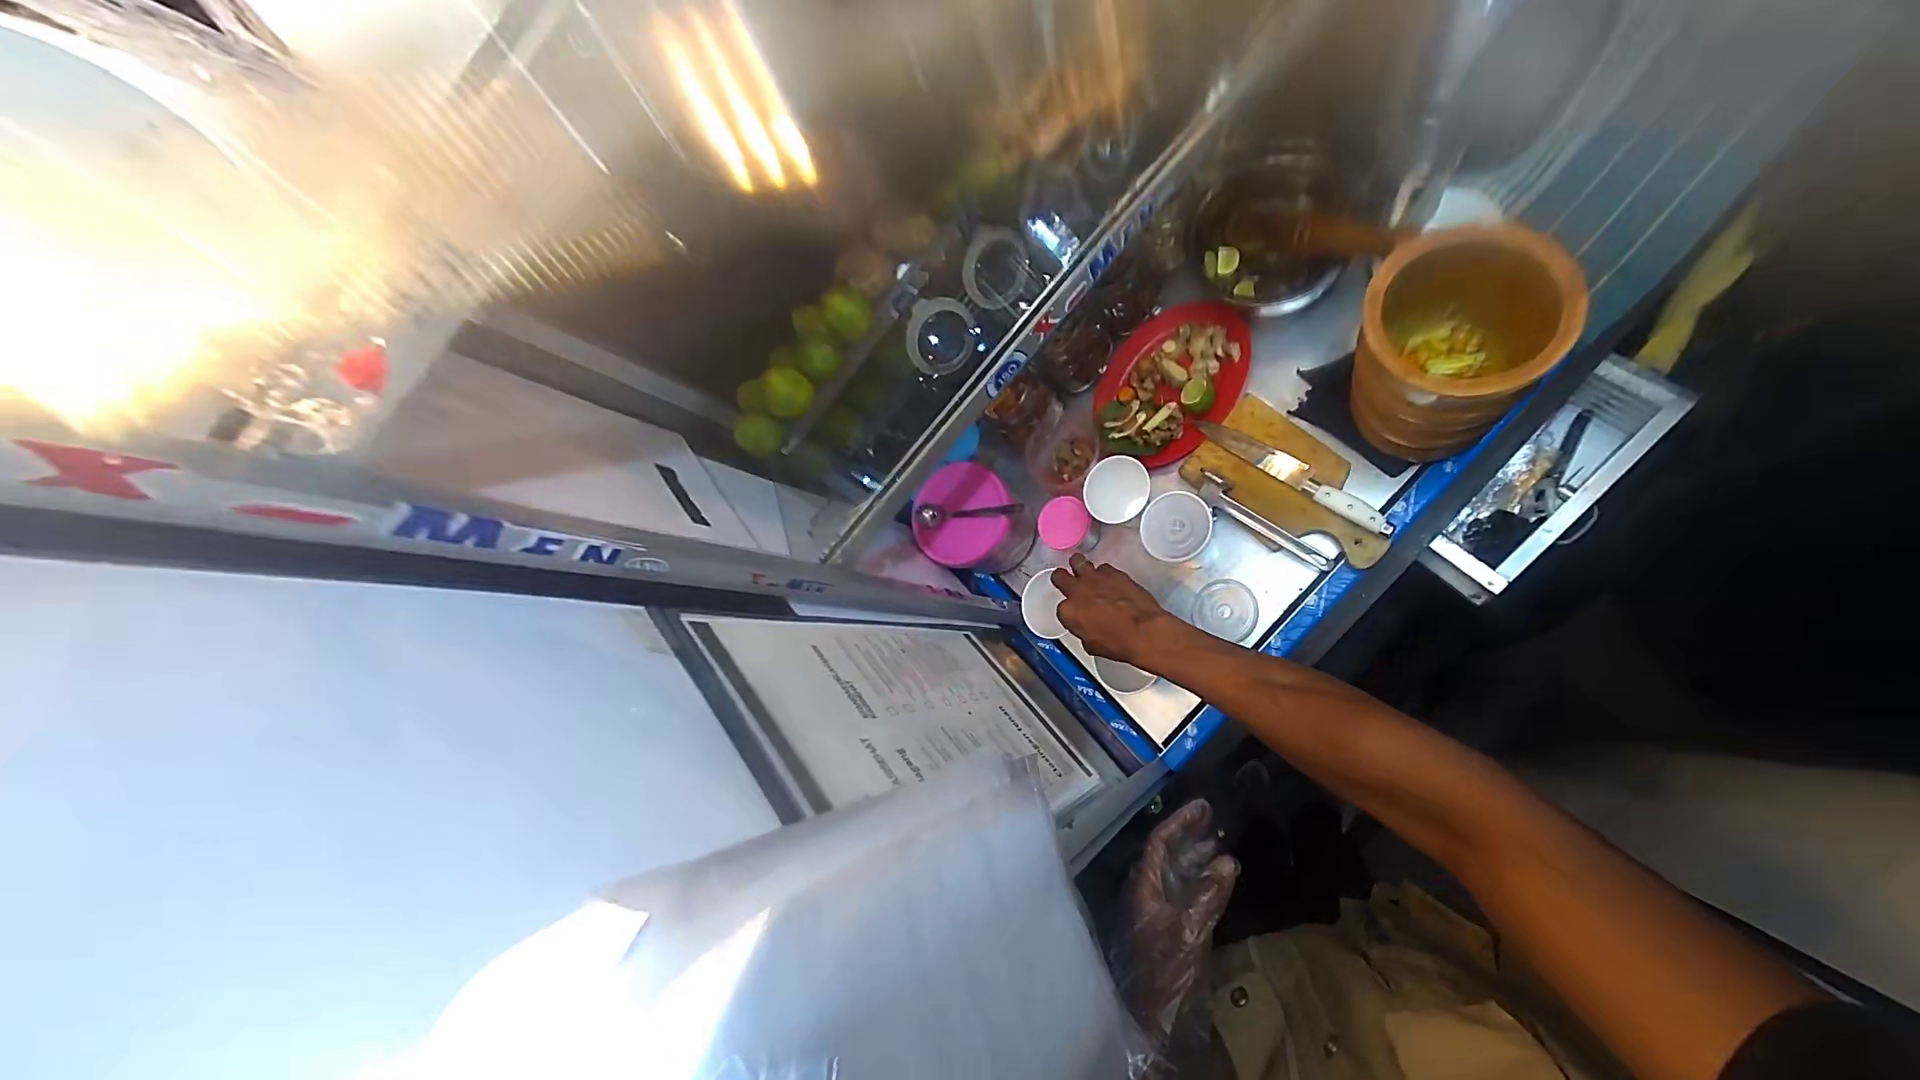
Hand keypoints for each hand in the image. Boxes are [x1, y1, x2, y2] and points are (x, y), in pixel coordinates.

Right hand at [1055, 554, 1177, 667]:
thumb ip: (1083, 630)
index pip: (1061, 607)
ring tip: (1086, 572)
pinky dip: (1105, 573)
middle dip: (1063, 578)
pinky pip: (1103, 567)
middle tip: (1069, 581)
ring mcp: (1095, 579)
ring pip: (1078, 562)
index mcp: (1068, 611)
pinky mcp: (1114, 573)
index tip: (1076, 612)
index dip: (1069, 610)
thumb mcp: (1091, 645)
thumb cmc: (1118, 643)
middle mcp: (1077, 591)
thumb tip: (1088, 628)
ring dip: (1080, 567)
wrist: (1144, 632)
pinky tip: (1110, 580)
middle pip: (1060, 576)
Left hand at [1115, 799, 1239, 1047]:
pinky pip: (1183, 892)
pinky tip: (1220, 879)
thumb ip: (1207, 895)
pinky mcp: (1167, 927)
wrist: (1153, 1018)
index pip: (1159, 842)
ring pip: (1176, 873)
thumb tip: (1226, 861)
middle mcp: (1146, 892)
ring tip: (1222, 845)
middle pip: (1166, 854)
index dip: (1180, 823)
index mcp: (1143, 886)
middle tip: (1216, 821)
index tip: (1203, 808)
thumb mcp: (1190, 931)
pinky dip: (1201, 881)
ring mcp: (1156, 910)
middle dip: (1190, 836)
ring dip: (1197, 858)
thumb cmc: (1165, 971)